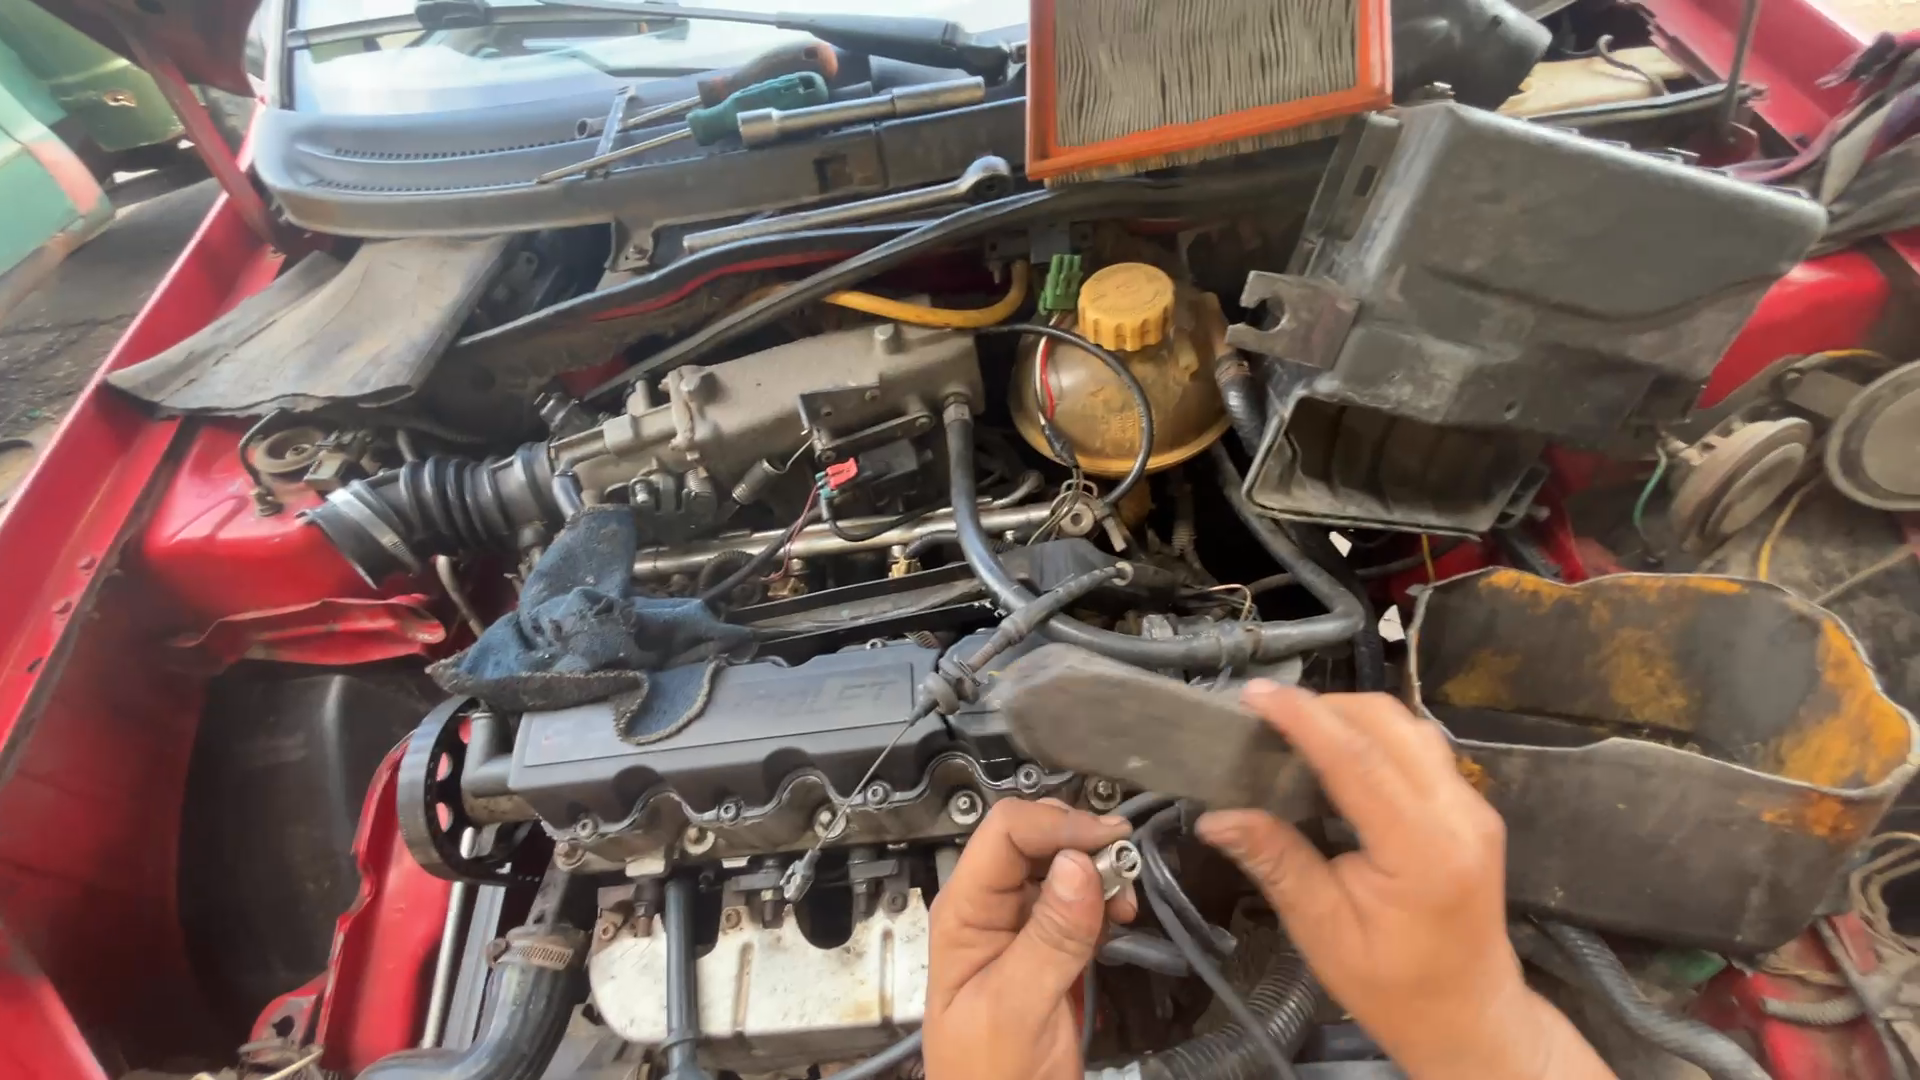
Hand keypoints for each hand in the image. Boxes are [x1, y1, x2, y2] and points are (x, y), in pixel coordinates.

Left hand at [923, 799, 1137, 1079]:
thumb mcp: (1015, 1012)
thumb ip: (1049, 939)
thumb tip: (1080, 863)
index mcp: (965, 908)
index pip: (1005, 832)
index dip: (1056, 824)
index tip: (1110, 841)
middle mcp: (990, 904)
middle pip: (1033, 837)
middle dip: (1080, 841)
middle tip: (1124, 869)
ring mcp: (1021, 924)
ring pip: (1060, 863)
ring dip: (1097, 868)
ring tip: (1126, 899)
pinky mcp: (1051, 945)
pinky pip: (1078, 899)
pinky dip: (1103, 897)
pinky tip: (1120, 918)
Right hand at [1197, 683, 1612, 1079]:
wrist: (1473, 1019)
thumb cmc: (1395, 986)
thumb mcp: (1323, 932)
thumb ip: (1276, 862)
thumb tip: (1215, 818)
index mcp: (1425, 852)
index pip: (1358, 760)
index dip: (1302, 718)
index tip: (1253, 694)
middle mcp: (1459, 815)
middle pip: (1386, 723)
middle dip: (1321, 705)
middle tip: (1262, 714)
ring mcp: (1471, 805)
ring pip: (1404, 723)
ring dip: (1344, 713)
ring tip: (1291, 726)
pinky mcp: (1468, 804)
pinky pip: (1414, 741)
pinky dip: (1366, 730)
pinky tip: (1331, 747)